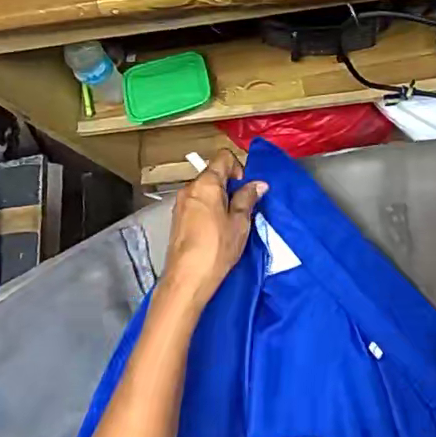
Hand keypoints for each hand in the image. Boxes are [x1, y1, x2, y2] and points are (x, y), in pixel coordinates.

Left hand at [160, 153, 264, 309]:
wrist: (187, 279)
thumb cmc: (217, 247)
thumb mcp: (240, 221)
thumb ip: (248, 198)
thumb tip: (258, 184)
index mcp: (205, 184)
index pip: (223, 157)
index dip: (239, 167)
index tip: (245, 188)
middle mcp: (189, 189)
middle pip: (213, 174)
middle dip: (230, 185)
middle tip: (243, 207)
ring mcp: (180, 204)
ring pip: (205, 190)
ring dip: (220, 198)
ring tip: (231, 221)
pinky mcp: (177, 219)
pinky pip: (197, 204)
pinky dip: (209, 209)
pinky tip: (217, 229)